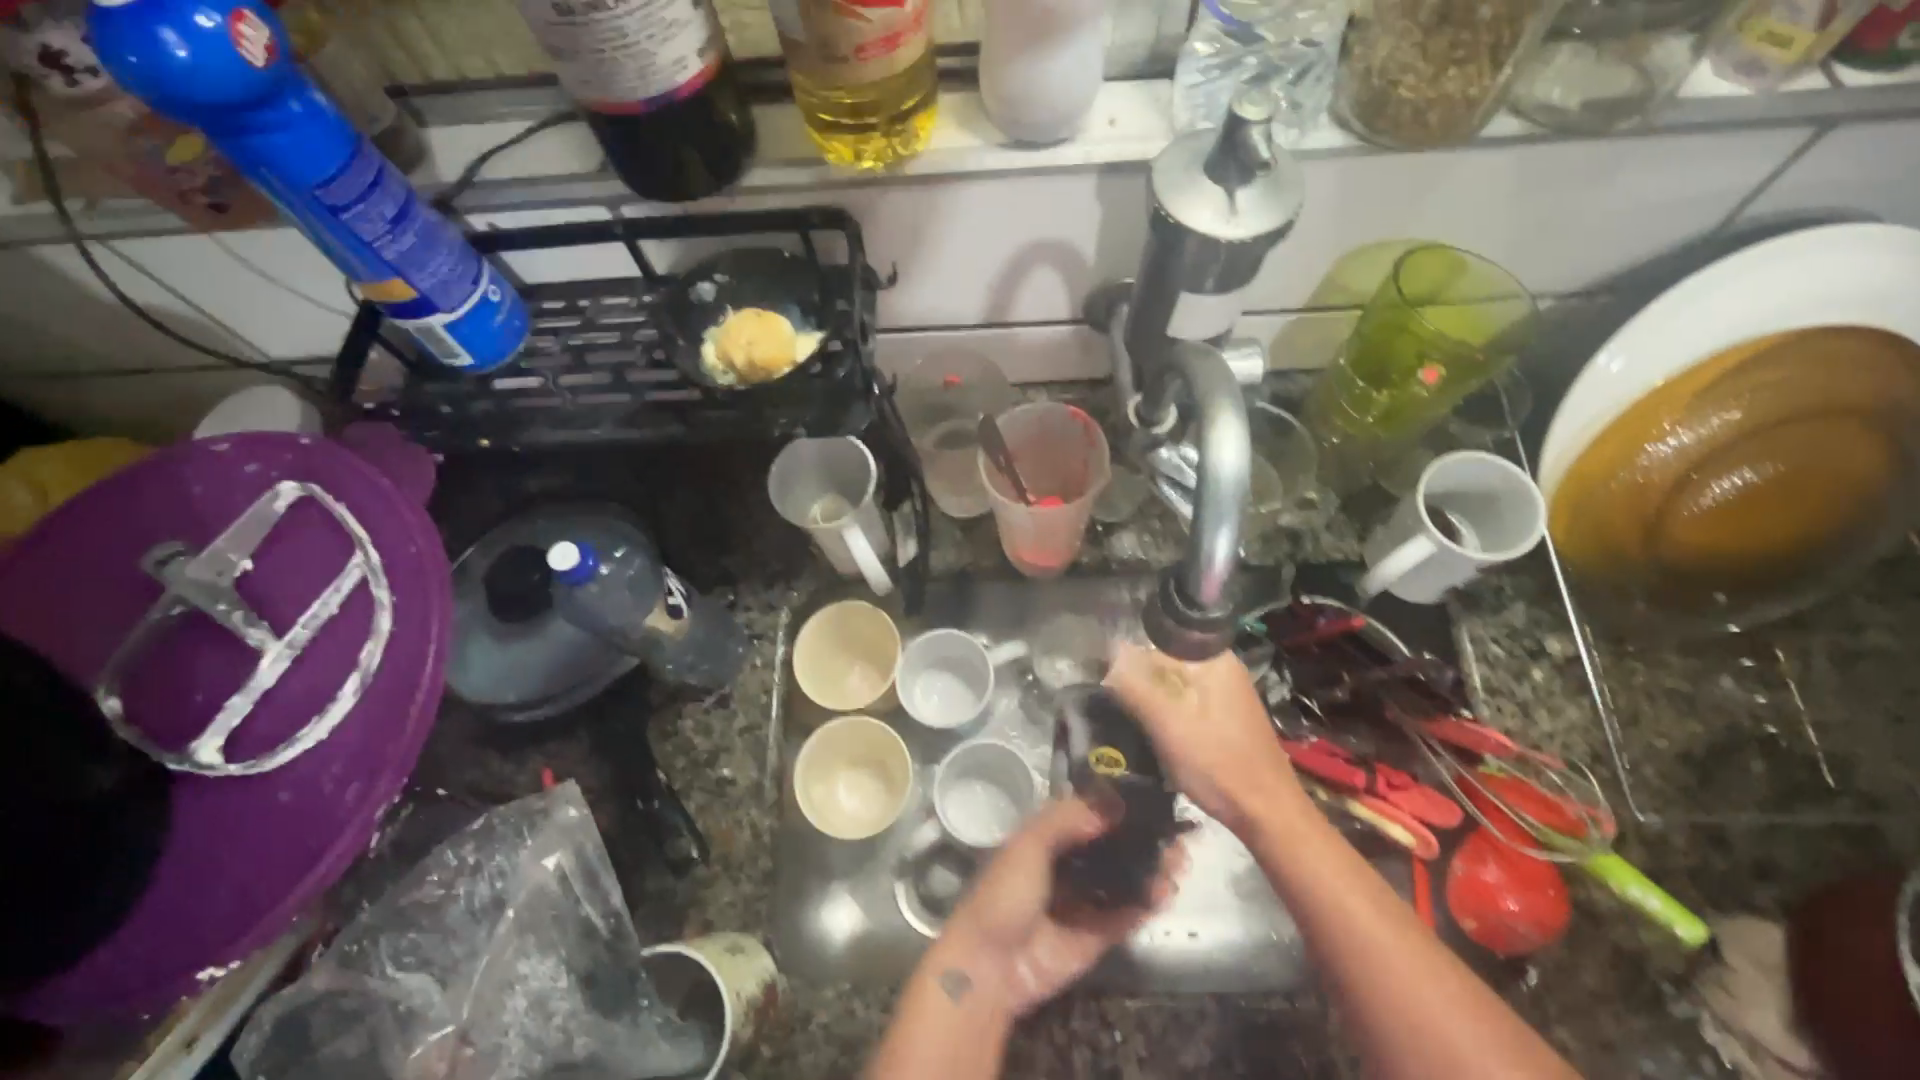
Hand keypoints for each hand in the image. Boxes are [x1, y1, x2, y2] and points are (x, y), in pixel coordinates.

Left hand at [931, 797, 1182, 1017]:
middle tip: (1175, 831)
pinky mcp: (1097, 935)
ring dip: (1151, 868)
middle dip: (1142, 838)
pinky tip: (1166, 889)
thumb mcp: (1029, 844)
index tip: (1150, 797)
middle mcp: (1067, 866)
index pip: (1087, 815)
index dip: (1117, 806)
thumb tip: (1115, 803)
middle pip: (1112, 847)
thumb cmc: (1004, 895)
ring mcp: (1083, 901)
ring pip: (1125, 879)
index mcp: (1045, 839)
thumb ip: (1068, 819)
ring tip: (1178, 858)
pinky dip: (1147, 902)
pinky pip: (1127, 914)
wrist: (992, 965)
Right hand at [1103, 643, 1305, 835]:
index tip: (1103, 684)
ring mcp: (1227, 694)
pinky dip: (1168, 716)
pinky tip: (1154, 736)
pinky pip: (1186, 705)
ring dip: (1150, 702)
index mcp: (1213, 659)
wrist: (1266, 812)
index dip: (1126, 660)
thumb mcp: (1166, 723)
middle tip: (1111, 708)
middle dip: (1138, 682)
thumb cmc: (1216, 764)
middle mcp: (1223, 668)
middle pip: (1165, 664)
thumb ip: (1135, 684)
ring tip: (1126, 722)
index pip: (1157, 643)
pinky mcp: (1226, 718)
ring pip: (1174, 686)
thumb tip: (1108, 650)